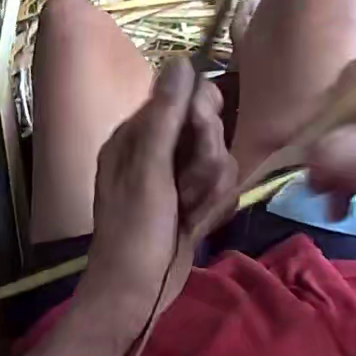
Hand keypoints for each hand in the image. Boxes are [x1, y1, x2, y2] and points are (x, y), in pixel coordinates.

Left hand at [79, 61, 236, 329]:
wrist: (135, 294)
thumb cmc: (135, 233)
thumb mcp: (148, 172)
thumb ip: (165, 117)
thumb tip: (181, 60)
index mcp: (137, 135)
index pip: (185, 97)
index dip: (202, 116)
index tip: (203, 133)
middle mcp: (158, 151)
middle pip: (209, 129)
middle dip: (207, 161)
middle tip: (189, 190)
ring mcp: (177, 178)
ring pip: (220, 160)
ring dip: (211, 190)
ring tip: (189, 214)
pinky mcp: (193, 202)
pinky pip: (221, 188)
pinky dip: (213, 208)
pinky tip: (196, 226)